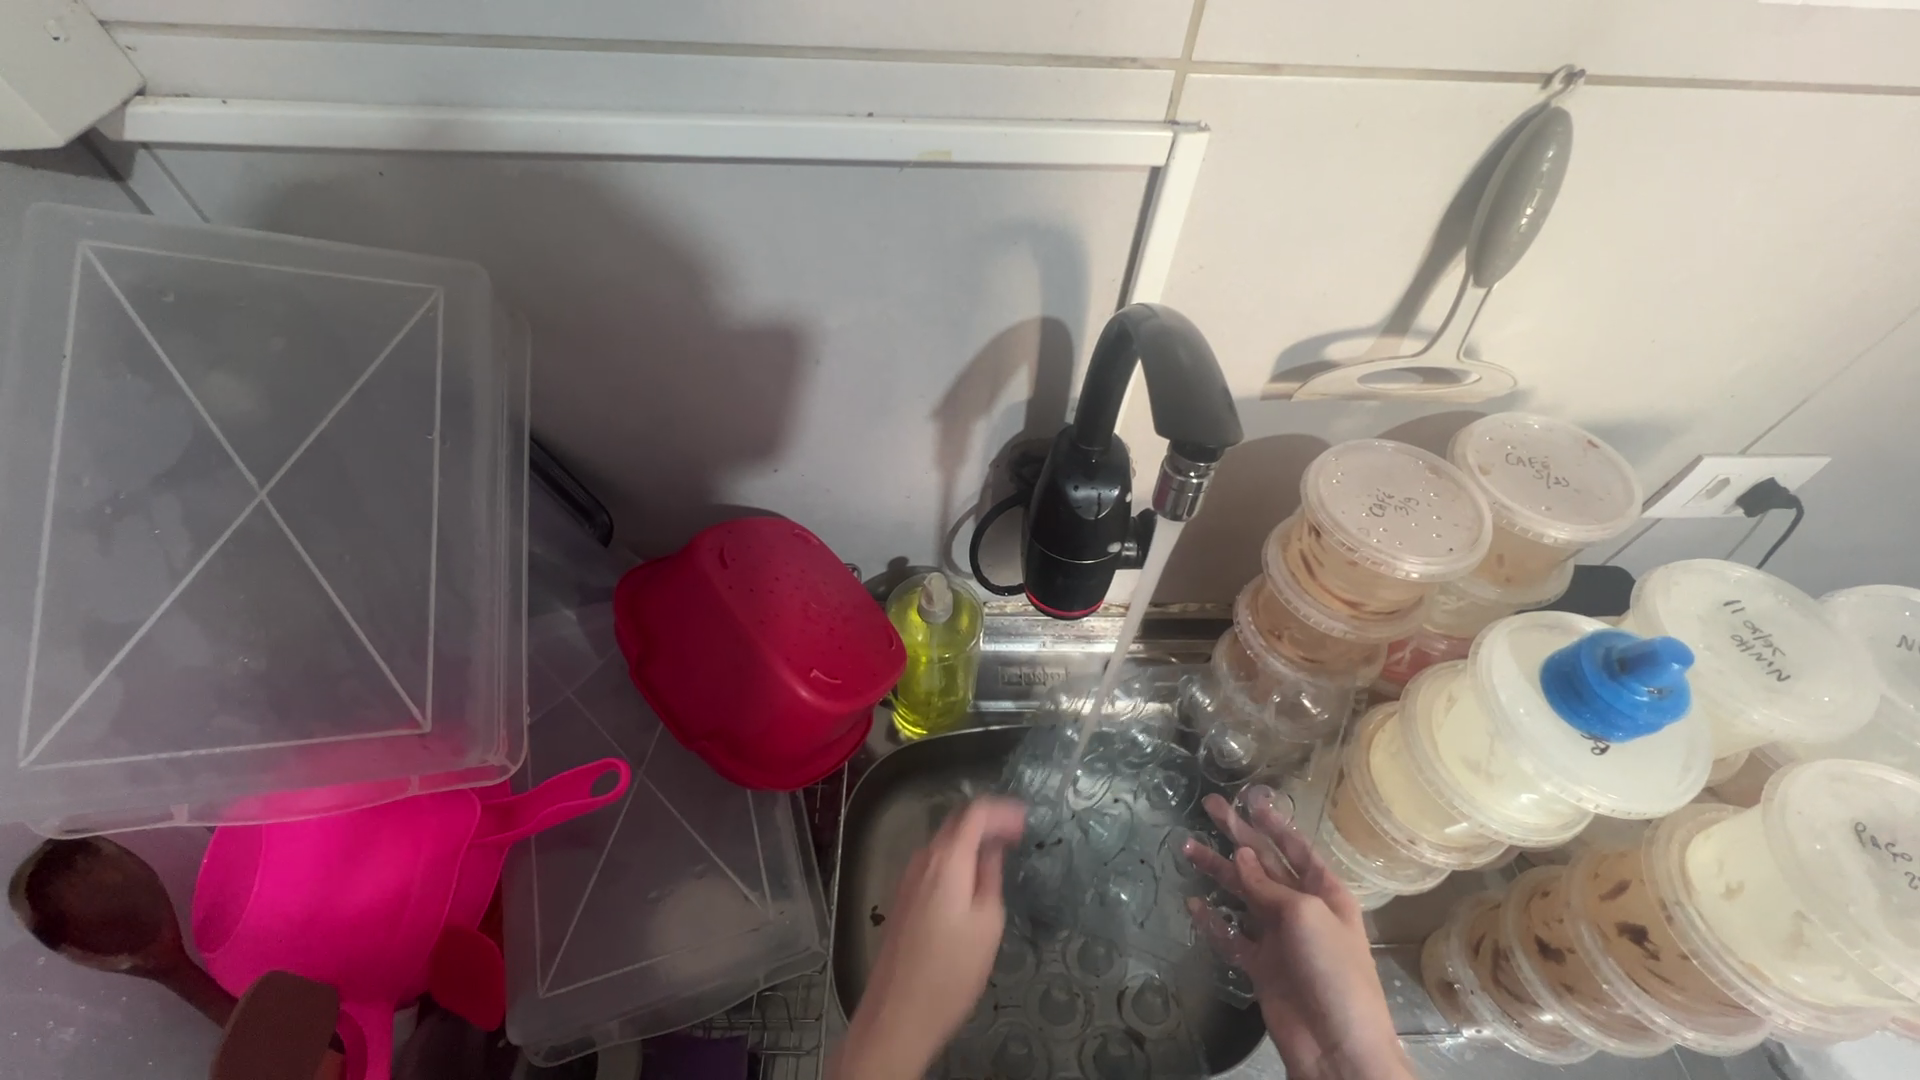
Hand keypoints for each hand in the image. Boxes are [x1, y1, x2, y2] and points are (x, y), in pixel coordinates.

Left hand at [831, 796, 1026, 1079]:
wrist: (897, 1013)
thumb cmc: (951, 971)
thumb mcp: (987, 923)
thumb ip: (990, 876)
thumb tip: (992, 848)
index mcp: (947, 860)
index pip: (975, 813)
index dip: (1003, 810)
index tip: (1026, 820)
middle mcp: (923, 859)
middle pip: (956, 822)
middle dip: (988, 821)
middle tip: (1017, 833)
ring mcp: (908, 877)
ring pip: (943, 842)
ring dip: (971, 839)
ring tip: (999, 852)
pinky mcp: (902, 896)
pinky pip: (933, 862)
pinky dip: (956, 857)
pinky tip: (970, 876)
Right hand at [1184, 791, 1411, 1079]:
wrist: (1337, 1046)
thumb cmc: (1334, 971)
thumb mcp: (1305, 916)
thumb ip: (1269, 885)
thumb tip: (1242, 855)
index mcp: (1325, 893)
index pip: (1296, 848)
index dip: (1274, 823)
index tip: (1250, 799)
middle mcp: (1301, 909)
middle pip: (1264, 864)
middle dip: (1237, 835)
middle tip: (1209, 806)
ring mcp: (1279, 938)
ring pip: (1243, 894)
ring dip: (1217, 871)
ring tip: (1187, 846)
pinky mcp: (1261, 966)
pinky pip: (1232, 936)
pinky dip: (1212, 920)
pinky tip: (1193, 903)